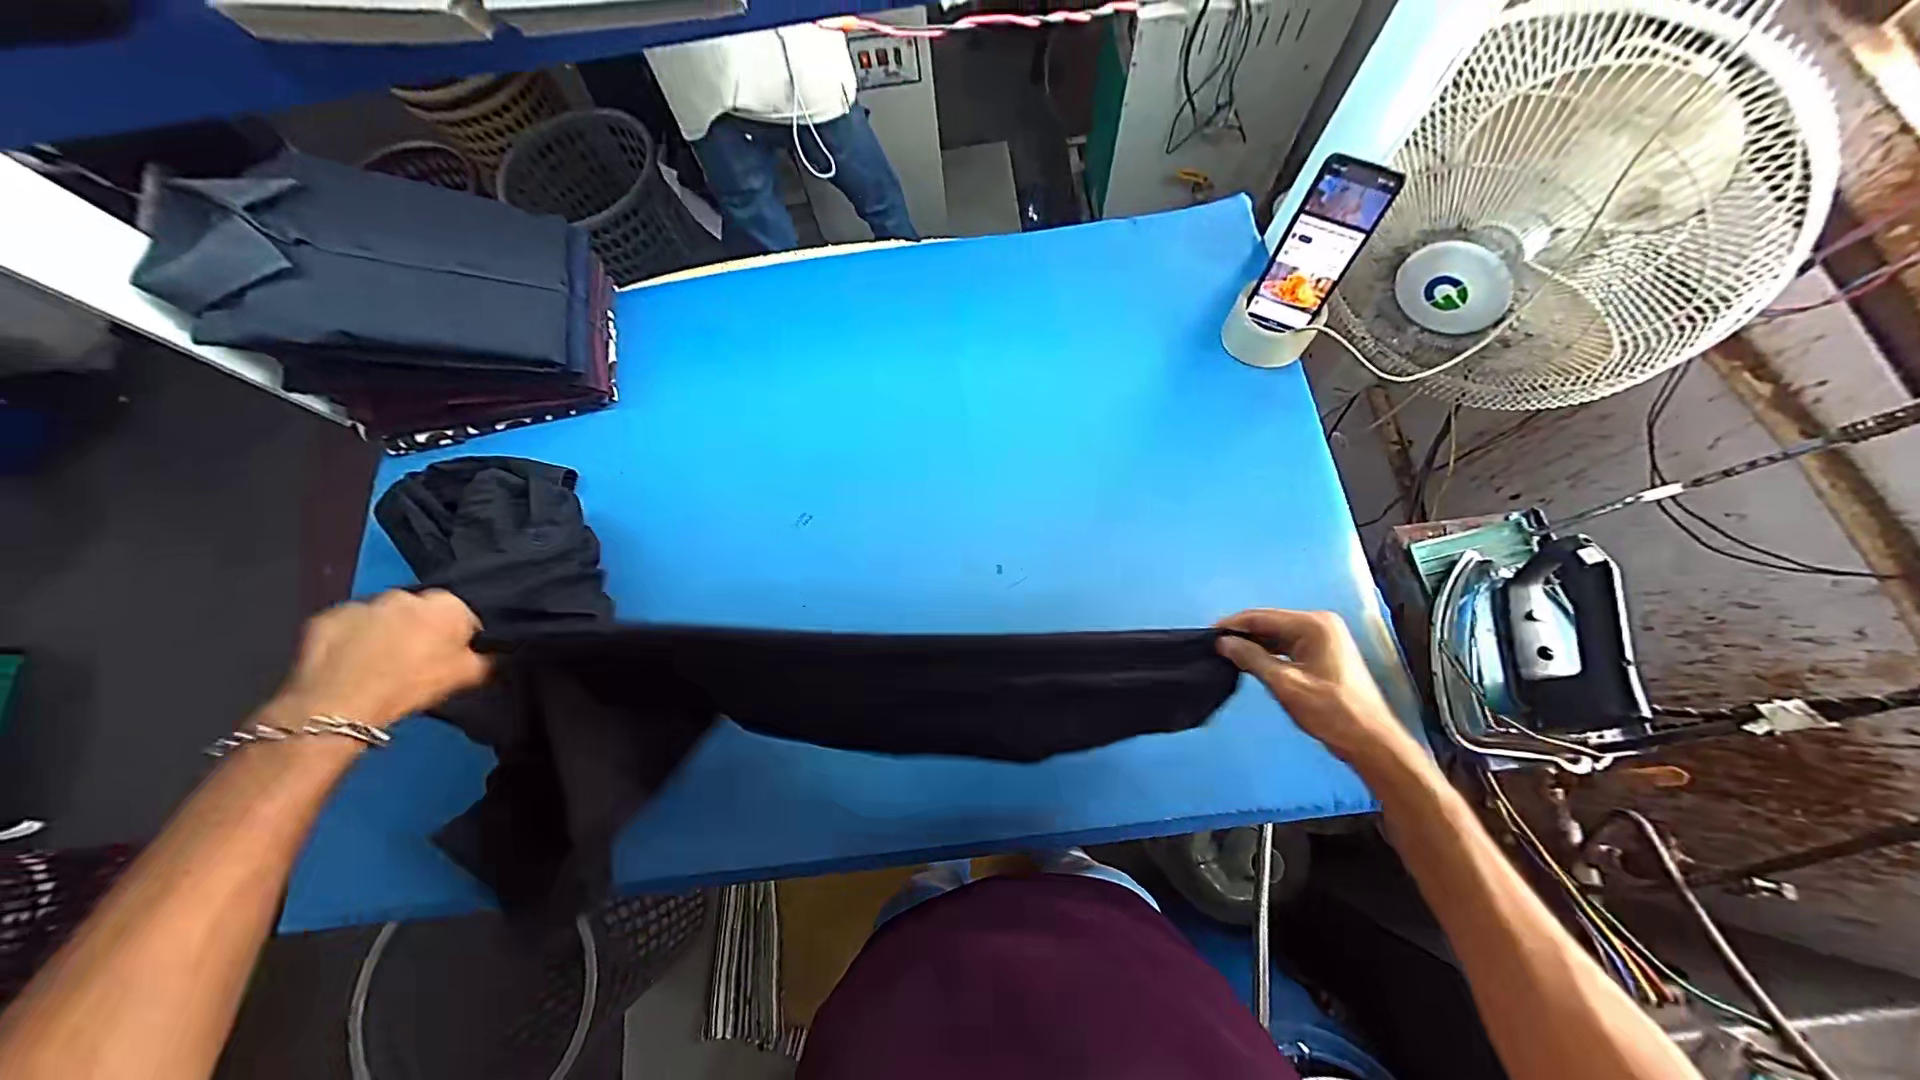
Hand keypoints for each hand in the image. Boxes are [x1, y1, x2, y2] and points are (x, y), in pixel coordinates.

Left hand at [276, 590, 488, 727]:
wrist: (341, 703)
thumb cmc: (413, 684)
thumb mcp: (469, 676)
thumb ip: (491, 660)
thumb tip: (502, 654)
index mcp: (447, 604)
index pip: (464, 616)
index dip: (460, 637)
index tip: (452, 657)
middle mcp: (407, 594)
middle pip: (422, 612)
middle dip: (422, 629)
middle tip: (417, 660)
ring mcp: (364, 603)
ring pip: (384, 616)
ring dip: (387, 630)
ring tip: (381, 661)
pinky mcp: (328, 616)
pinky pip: (349, 624)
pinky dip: (352, 637)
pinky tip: (351, 661)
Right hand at [1215, 609, 1421, 771]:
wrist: (1370, 740)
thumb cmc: (1330, 711)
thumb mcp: (1285, 684)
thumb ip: (1251, 659)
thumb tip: (1223, 642)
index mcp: (1314, 625)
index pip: (1261, 617)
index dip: (1232, 625)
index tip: (1207, 635)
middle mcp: (1320, 624)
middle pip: (1270, 623)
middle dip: (1242, 634)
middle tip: (1214, 646)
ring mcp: (1325, 637)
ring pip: (1277, 634)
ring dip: (1254, 644)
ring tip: (1227, 654)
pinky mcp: (1324, 652)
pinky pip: (1287, 645)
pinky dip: (1269, 652)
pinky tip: (1251, 662)